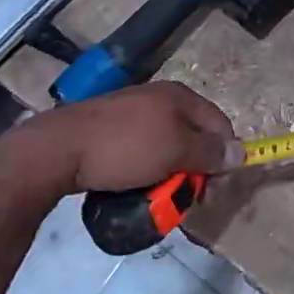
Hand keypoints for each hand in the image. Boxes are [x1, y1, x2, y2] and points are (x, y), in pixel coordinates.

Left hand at [12, 82, 246, 196]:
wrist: (54, 150)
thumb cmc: (124, 148)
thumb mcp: (175, 152)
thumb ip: (210, 153)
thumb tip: (240, 153)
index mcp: (180, 96)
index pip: (219, 124)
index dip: (223, 156)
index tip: (211, 190)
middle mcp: (159, 98)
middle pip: (193, 136)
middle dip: (194, 168)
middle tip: (183, 197)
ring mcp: (131, 112)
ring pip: (166, 146)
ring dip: (169, 172)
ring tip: (156, 196)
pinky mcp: (107, 129)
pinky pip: (140, 150)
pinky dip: (144, 169)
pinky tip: (132, 185)